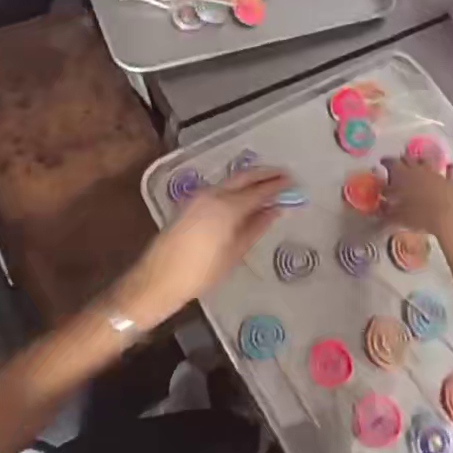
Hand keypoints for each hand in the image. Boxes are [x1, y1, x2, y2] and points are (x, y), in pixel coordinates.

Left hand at [110, 168, 289, 327]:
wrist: (159, 278)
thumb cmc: (200, 273)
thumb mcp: (234, 253)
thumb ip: (256, 227)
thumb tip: (274, 210)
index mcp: (226, 208)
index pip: (258, 191)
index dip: (277, 185)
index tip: (293, 182)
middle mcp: (211, 195)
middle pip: (243, 177)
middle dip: (265, 174)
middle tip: (284, 175)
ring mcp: (198, 197)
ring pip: (230, 181)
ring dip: (250, 178)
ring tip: (268, 183)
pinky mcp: (189, 203)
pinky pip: (218, 188)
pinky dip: (235, 187)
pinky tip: (243, 194)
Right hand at [380, 156, 452, 239]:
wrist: (450, 216)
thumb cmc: (418, 214)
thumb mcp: (396, 216)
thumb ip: (386, 210)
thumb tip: (380, 206)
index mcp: (402, 176)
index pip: (391, 163)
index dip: (386, 161)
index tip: (382, 162)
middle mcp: (418, 171)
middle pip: (409, 159)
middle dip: (403, 159)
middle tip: (399, 162)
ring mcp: (436, 174)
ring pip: (427, 162)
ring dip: (422, 161)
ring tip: (419, 161)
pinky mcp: (452, 182)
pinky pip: (450, 172)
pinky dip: (448, 169)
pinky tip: (449, 167)